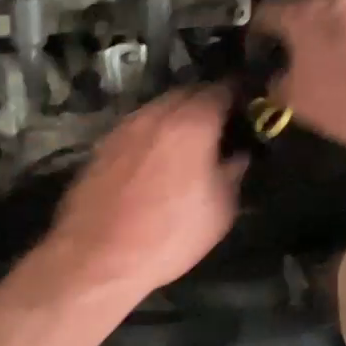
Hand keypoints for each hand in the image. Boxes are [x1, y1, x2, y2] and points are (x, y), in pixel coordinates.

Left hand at [35, 87, 244, 297]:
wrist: (97, 255)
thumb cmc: (169, 234)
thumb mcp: (220, 210)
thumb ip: (234, 172)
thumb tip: (238, 154)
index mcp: (191, 122)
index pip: (222, 89)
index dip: (239, 95)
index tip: (249, 108)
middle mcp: (156, 113)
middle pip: (188, 93)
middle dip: (207, 102)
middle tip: (223, 125)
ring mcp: (124, 125)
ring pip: (159, 107)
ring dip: (178, 116)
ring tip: (191, 142)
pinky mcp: (102, 143)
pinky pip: (138, 126)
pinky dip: (154, 132)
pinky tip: (158, 157)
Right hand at [254, 0, 345, 152]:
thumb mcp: (297, 101)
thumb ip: (276, 85)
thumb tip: (276, 80)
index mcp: (303, 10)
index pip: (263, 11)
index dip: (252, 33)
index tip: (250, 53)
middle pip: (298, 9)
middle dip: (285, 32)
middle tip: (277, 58)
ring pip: (326, 18)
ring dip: (315, 38)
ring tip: (309, 66)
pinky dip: (340, 44)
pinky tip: (340, 69)